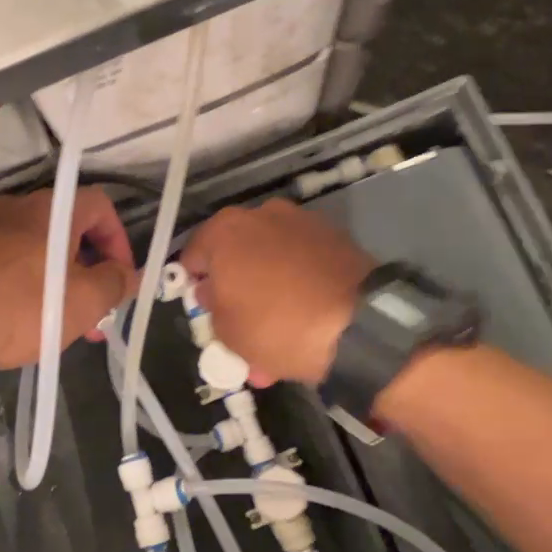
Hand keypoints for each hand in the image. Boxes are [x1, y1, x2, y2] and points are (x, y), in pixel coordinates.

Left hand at [0, 187, 136, 375]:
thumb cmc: (18, 309)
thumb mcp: (83, 302)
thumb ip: (116, 283)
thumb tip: (130, 274)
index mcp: (50, 209)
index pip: (99, 205)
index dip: (118, 240)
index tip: (118, 278)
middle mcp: (13, 205)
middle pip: (64, 227)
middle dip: (85, 268)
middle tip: (91, 310)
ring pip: (29, 245)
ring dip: (51, 276)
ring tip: (54, 319)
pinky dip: (14, 278)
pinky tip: (10, 311)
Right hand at [180, 198, 372, 383]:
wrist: (358, 324)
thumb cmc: (275, 325)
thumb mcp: (226, 331)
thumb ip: (212, 306)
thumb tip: (213, 292)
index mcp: (225, 231)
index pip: (193, 255)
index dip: (194, 285)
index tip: (204, 309)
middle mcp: (262, 215)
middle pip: (236, 255)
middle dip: (236, 289)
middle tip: (239, 325)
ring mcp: (303, 223)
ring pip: (272, 262)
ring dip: (269, 291)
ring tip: (276, 336)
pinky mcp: (336, 238)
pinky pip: (303, 265)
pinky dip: (299, 287)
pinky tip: (303, 322)